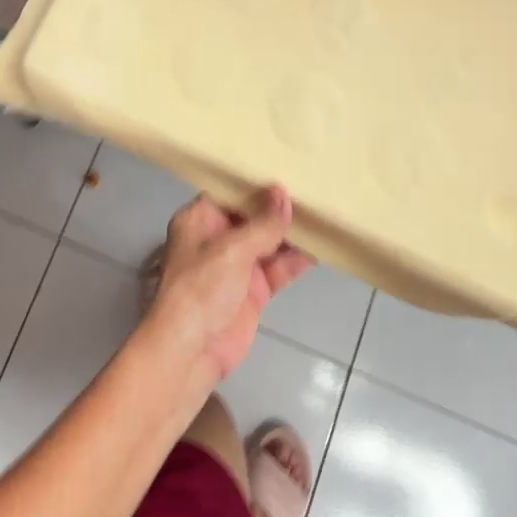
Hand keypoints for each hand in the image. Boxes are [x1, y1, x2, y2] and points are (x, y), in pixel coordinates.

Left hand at [144, 185, 313, 380]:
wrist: (191, 350)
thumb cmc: (201, 288)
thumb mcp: (232, 249)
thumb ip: (262, 223)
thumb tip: (283, 194)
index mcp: (199, 219)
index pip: (230, 192)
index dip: (256, 182)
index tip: (287, 166)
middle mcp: (216, 238)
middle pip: (252, 216)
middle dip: (279, 207)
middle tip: (314, 187)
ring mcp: (236, 265)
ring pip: (269, 242)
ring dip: (292, 232)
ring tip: (324, 213)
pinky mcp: (253, 290)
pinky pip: (279, 268)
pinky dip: (297, 260)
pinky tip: (322, 247)